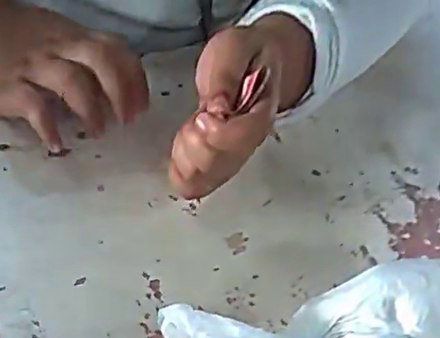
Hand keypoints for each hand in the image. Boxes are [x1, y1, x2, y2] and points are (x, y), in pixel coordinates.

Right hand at [0, 0, 148, 153]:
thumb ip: (81, 61)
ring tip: (97, 133)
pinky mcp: (11, 87)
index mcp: (73, 36)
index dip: (133, 78)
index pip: (113, 50)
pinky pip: (35, 107)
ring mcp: (35, 66)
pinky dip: (49, 128)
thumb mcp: (57, 39)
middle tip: (126, 122)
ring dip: (89, 109)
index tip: (141, 106)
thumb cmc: (20, 38)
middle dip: (119, 92)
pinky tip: (57, 144)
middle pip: (100, 61)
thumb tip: (108, 95)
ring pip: (71, 81)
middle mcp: (59, 47)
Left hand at [168, 15, 315, 198]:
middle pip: (216, 165)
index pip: (241, 140)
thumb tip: (217, 109)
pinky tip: (184, 146)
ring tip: (192, 129)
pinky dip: (178, 169)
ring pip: (201, 180)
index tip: (204, 113)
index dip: (215, 133)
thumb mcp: (232, 49)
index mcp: (261, 114)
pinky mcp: (212, 173)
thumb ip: (225, 75)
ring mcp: (230, 164)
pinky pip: (191, 187)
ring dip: (184, 154)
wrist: (250, 67)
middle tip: (197, 117)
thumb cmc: (241, 57)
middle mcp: (248, 147)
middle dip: (194, 140)